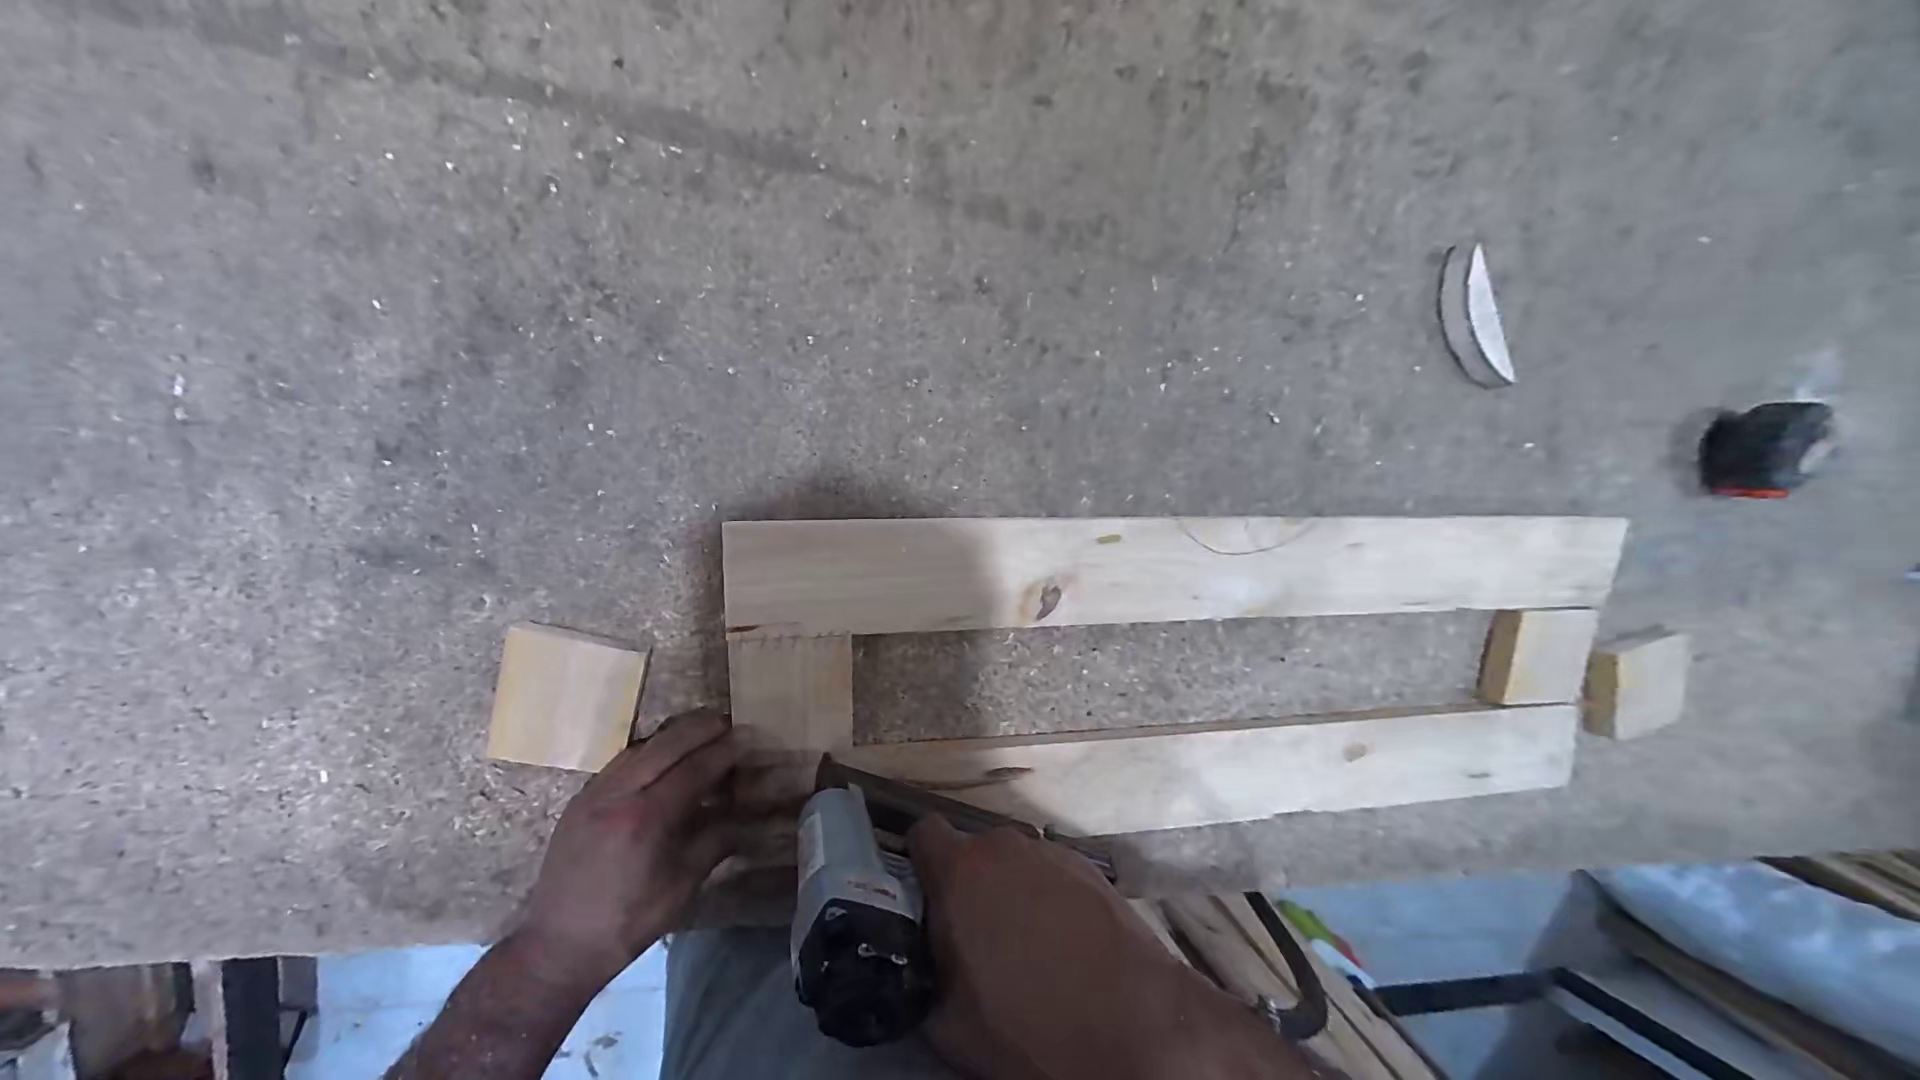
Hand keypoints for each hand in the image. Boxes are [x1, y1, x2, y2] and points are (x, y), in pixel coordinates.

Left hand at [511, 709, 743, 989]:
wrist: (557, 946)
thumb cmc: (628, 921)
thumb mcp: (682, 885)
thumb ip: (716, 840)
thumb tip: (747, 814)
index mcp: (646, 819)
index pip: (695, 767)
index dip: (725, 750)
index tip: (748, 738)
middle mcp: (617, 795)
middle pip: (667, 743)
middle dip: (702, 728)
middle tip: (729, 724)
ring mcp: (594, 794)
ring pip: (642, 745)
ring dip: (675, 735)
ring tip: (702, 735)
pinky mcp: (581, 799)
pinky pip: (621, 761)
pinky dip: (650, 750)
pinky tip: (665, 760)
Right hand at [909, 818, 1311, 1079]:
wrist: (1133, 1024)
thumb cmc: (1028, 1023)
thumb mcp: (948, 1021)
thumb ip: (924, 971)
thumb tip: (922, 954)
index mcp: (960, 871)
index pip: (923, 831)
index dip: (921, 859)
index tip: (927, 894)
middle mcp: (1001, 846)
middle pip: (972, 850)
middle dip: (969, 882)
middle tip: (978, 934)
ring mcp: (1048, 852)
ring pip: (1013, 861)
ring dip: (1010, 887)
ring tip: (1028, 942)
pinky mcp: (1087, 864)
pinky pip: (1049, 871)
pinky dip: (1048, 894)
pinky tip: (1065, 940)